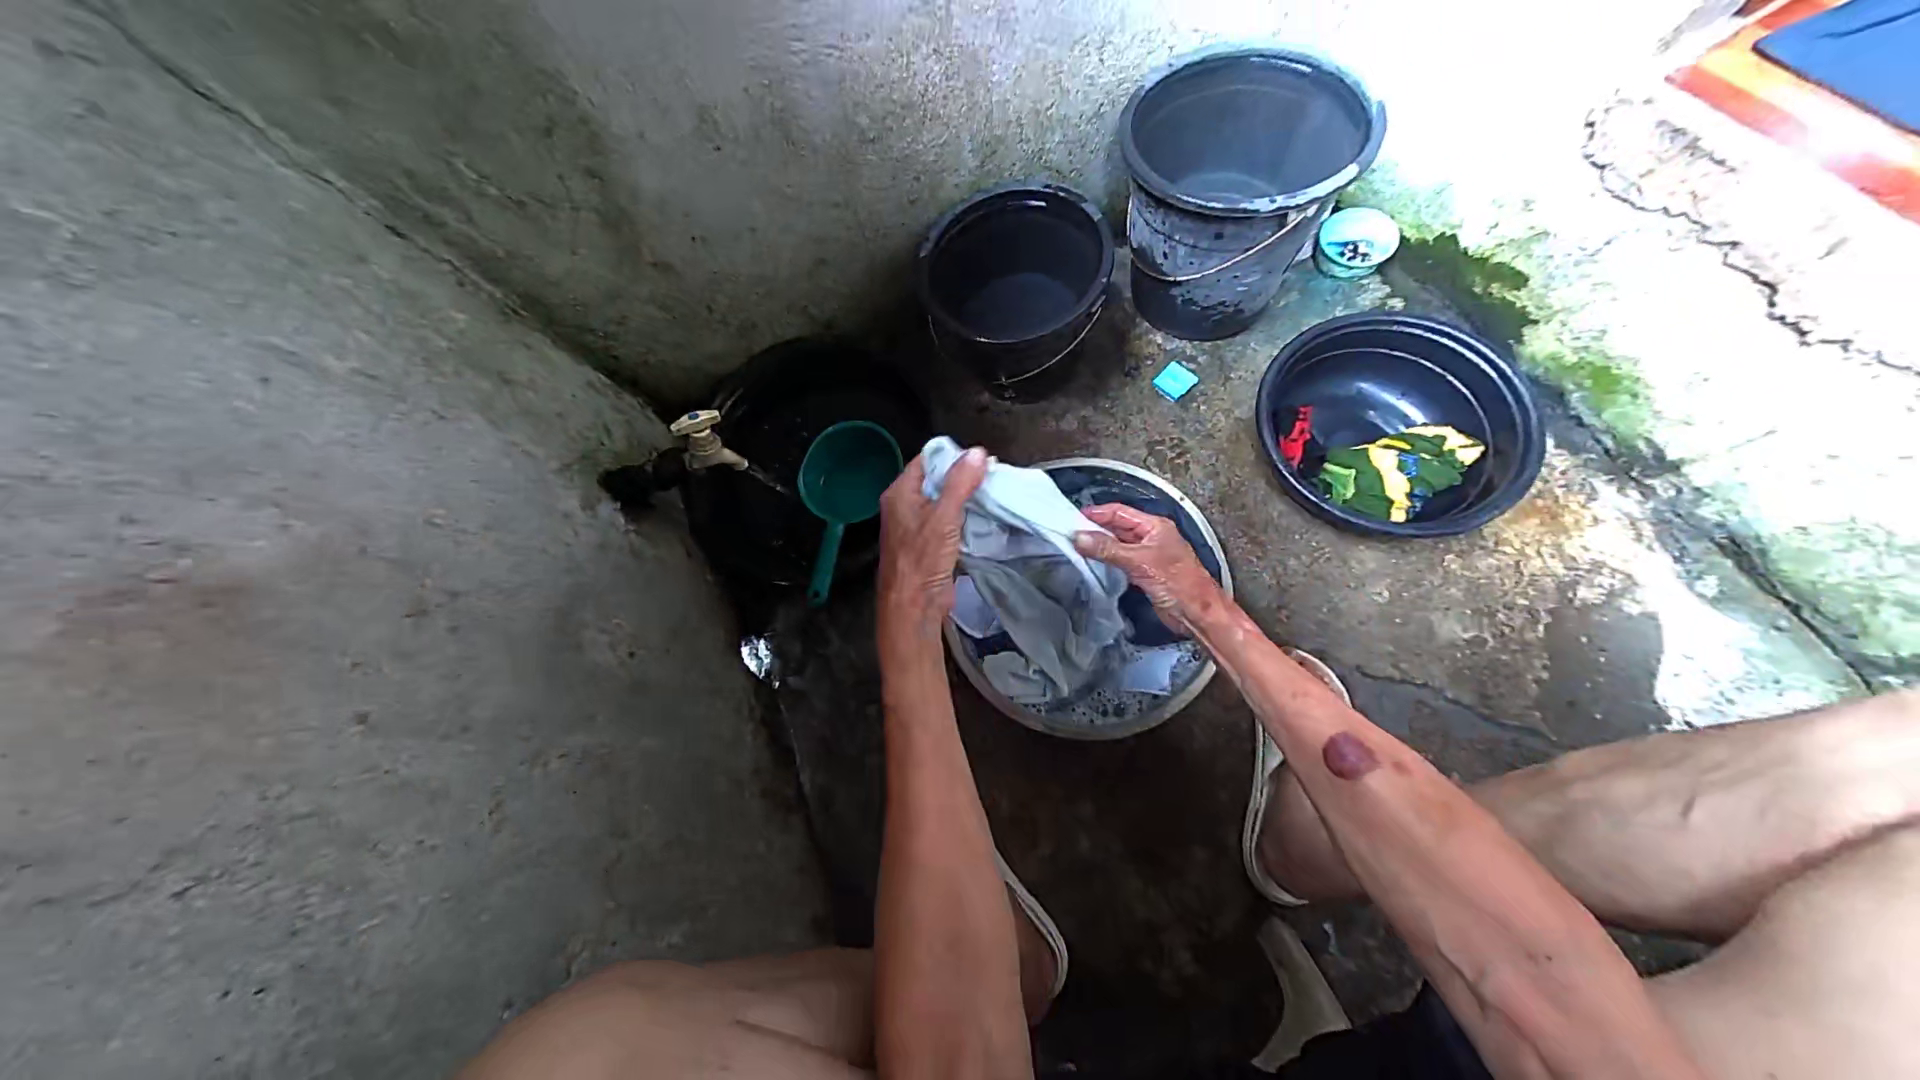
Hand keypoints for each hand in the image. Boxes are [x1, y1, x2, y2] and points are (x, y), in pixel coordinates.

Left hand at [877, 446, 987, 641]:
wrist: (913, 604)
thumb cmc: (922, 558)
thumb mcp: (944, 515)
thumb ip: (960, 483)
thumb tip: (977, 453)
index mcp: (900, 493)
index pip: (927, 460)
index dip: (952, 456)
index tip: (979, 459)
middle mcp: (903, 505)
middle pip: (936, 480)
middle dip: (962, 477)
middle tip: (990, 475)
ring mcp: (915, 525)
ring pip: (943, 501)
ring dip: (964, 498)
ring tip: (990, 493)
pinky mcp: (927, 544)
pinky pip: (946, 521)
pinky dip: (962, 517)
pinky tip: (981, 516)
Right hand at [1072, 504, 1222, 632]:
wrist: (1197, 613)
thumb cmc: (1181, 584)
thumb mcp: (1140, 561)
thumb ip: (1108, 549)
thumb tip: (1082, 537)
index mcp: (1155, 526)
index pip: (1119, 512)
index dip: (1096, 513)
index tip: (1075, 518)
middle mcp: (1151, 537)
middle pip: (1117, 527)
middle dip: (1095, 529)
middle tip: (1072, 533)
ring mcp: (1148, 555)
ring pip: (1117, 544)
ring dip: (1099, 545)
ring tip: (1078, 546)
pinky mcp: (1144, 573)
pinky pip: (1120, 561)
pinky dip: (1106, 560)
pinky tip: (1094, 563)